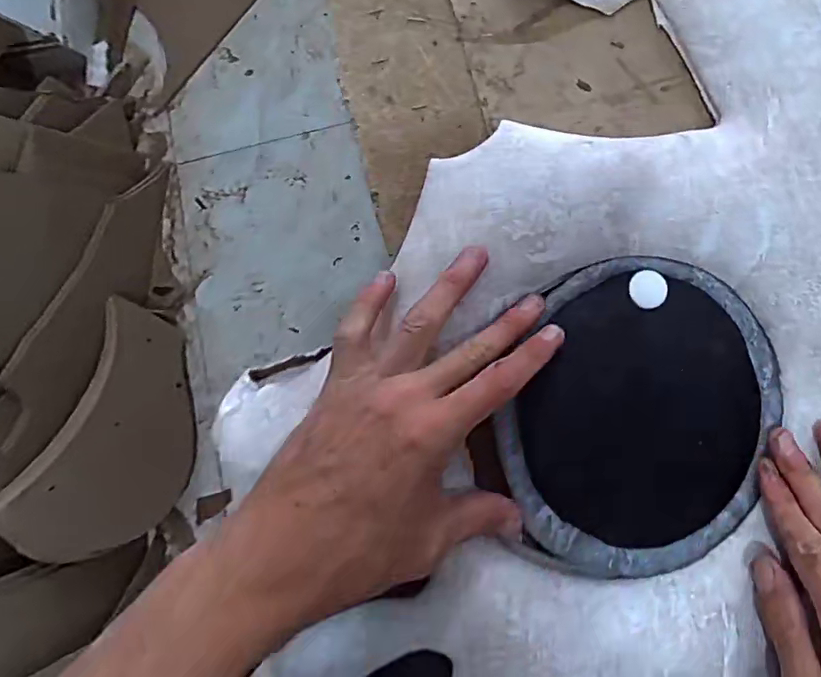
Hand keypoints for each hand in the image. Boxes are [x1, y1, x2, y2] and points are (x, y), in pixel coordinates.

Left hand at [213, 246, 563, 626]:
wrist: (265, 564)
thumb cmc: (354, 554)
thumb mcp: (426, 540)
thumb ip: (476, 517)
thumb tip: (519, 521)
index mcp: (433, 432)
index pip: (497, 384)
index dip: (531, 357)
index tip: (555, 332)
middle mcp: (405, 398)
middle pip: (469, 350)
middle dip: (508, 323)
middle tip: (535, 298)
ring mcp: (367, 387)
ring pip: (417, 326)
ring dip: (450, 288)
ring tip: (474, 255)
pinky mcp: (336, 389)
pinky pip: (353, 337)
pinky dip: (368, 305)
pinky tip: (385, 278)